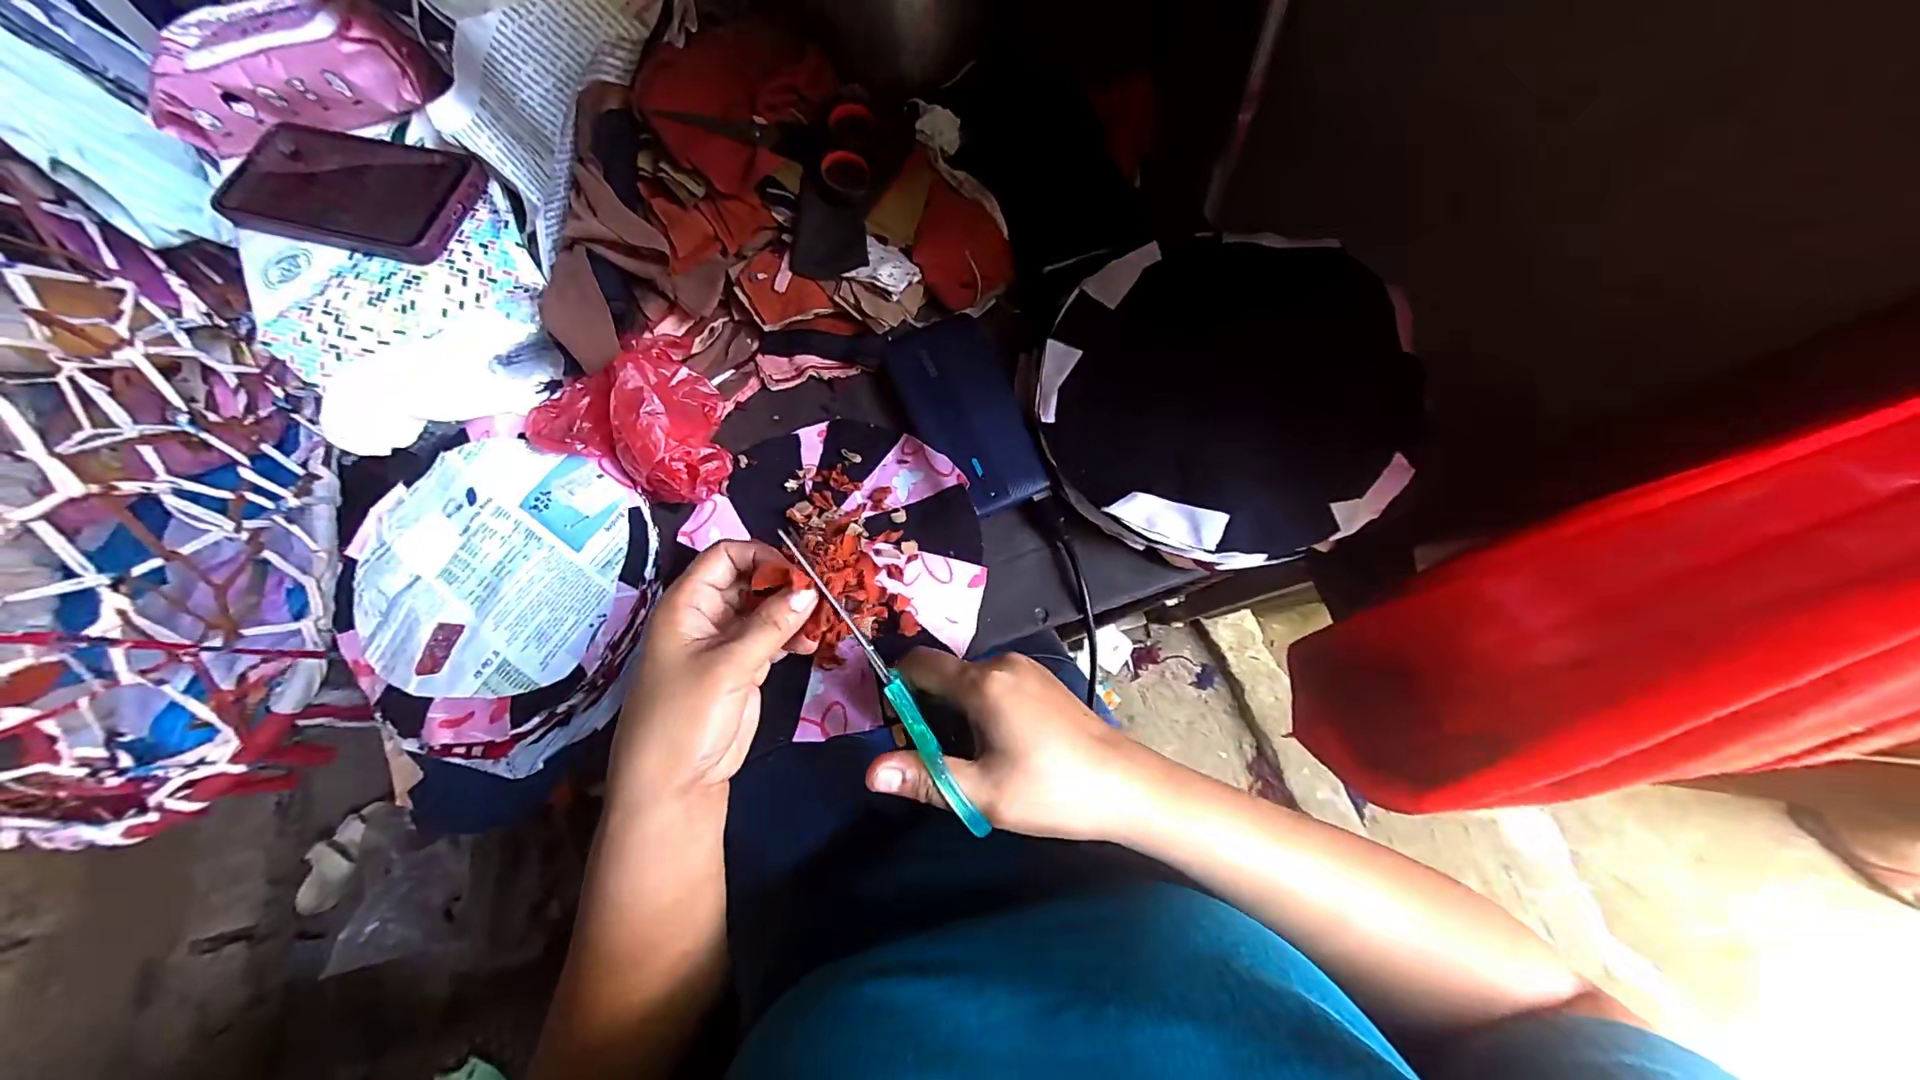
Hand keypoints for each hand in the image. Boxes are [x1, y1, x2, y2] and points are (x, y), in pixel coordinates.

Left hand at [613, 541, 817, 803]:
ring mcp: (727, 641)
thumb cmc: (684, 718)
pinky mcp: (744, 666)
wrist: (675, 784)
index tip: (798, 571)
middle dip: (784, 583)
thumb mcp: (727, 667)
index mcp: (687, 604)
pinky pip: (773, 637)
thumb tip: (809, 590)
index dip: (761, 556)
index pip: (725, 556)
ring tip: (822, 620)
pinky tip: (811, 644)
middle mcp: (707, 616)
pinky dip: (793, 636)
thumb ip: (770, 626)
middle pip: (750, 579)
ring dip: (794, 611)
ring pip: (765, 608)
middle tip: (821, 593)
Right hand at [863, 648, 1154, 840]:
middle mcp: (1003, 663)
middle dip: (929, 711)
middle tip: (937, 759)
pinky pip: (995, 684)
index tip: (895, 725)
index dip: (897, 688)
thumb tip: (871, 772)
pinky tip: (1000, 746)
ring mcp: (1026, 668)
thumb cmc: (1052, 790)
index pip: (920, 664)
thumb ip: (925, 777)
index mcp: (983, 682)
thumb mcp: (982, 793)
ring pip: (970, 681)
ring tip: (973, 760)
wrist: (1127, 785)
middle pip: (945, 675)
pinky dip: (982, 708)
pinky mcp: (1042, 679)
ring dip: (957, 714)